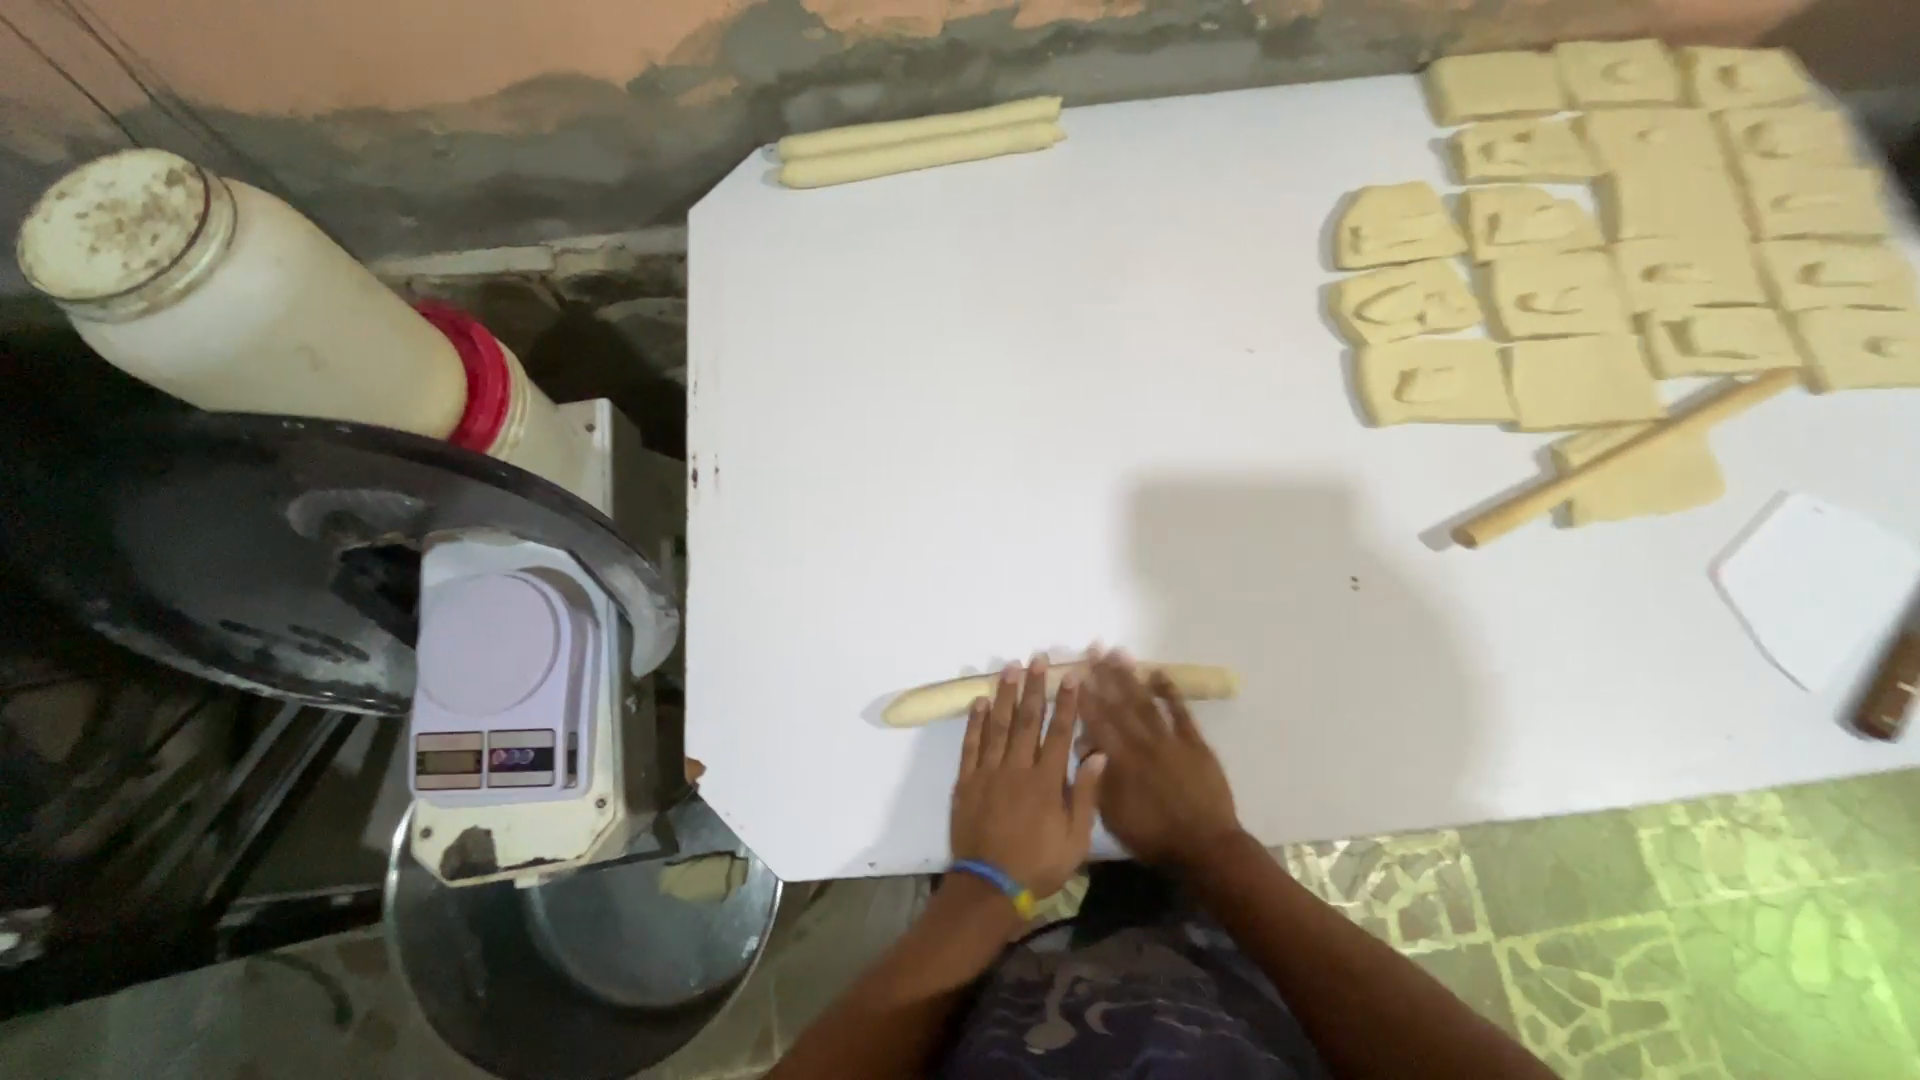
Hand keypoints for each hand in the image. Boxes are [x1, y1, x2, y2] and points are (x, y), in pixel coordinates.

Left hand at [950, 657, 1104, 898]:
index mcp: (1046, 781)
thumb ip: (1085, 794)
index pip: (1059, 732)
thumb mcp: (1075, 838)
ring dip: (1004, 695)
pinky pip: (971, 745)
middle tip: (1036, 659)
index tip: (1071, 677)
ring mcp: (988, 773)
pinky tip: (979, 702)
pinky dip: (975, 722)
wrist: (990, 886)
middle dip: (1033, 687)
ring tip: (1009, 668)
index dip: (1066, 703)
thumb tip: (1099, 754)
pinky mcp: (966, 782)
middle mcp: (1017, 769)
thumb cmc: (1039, 865)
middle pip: (1026, 720)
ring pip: (997, 726)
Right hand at [1079, 649, 1242, 868]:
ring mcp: (1171, 741)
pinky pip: (1181, 713)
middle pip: (1119, 704)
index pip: (1097, 722)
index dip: (1084, 696)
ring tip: (1119, 653)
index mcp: (1120, 761)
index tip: (1074, 673)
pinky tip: (1158, 673)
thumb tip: (1082, 747)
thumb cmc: (1153, 837)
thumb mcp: (1113, 815)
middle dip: (1104, 675)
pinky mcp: (1196, 745)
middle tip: (1094, 648)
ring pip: (1146, 702)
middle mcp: (1142, 744)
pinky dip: (1170, 692)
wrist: (1204, 847)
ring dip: (1131, 677)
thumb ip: (1096, 779)